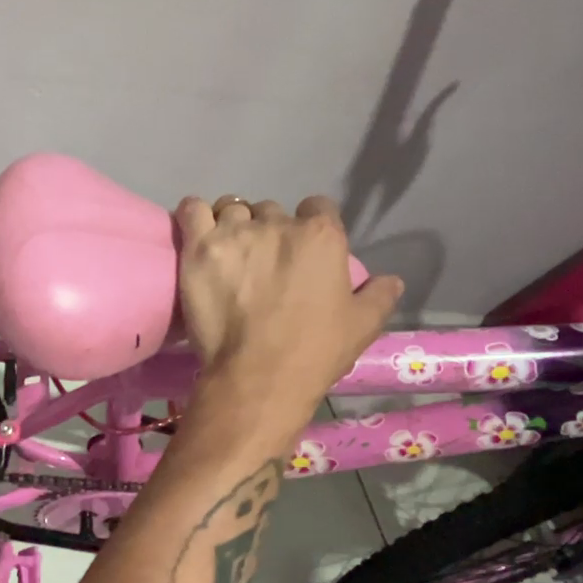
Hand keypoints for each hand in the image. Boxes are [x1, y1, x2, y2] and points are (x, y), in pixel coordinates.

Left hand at [175, 195, 402, 433]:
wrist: (259, 375)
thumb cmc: (314, 352)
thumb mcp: (363, 326)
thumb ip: (378, 296)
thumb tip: (391, 280)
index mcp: (321, 236)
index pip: (318, 207)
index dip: (309, 225)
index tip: (300, 250)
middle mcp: (277, 224)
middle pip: (270, 210)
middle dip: (267, 229)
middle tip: (260, 262)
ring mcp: (234, 233)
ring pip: (231, 208)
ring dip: (231, 223)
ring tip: (227, 251)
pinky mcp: (199, 249)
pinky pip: (192, 211)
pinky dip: (194, 215)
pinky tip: (197, 231)